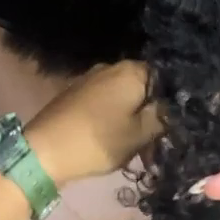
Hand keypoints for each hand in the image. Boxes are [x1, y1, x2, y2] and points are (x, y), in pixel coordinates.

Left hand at [23, 61, 162, 185]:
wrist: (45, 150)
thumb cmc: (98, 140)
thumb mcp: (139, 134)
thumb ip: (162, 117)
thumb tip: (173, 106)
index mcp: (130, 71)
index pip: (164, 78)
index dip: (172, 102)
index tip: (174, 126)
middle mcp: (110, 67)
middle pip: (142, 89)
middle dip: (151, 115)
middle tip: (156, 146)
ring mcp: (90, 80)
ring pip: (123, 98)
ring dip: (133, 121)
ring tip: (137, 151)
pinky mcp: (76, 94)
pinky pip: (105, 103)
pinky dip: (114, 120)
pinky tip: (115, 142)